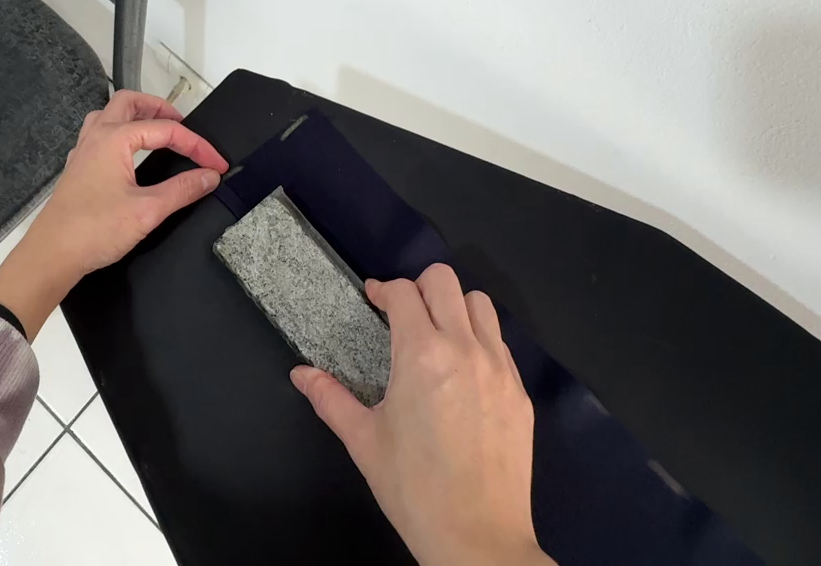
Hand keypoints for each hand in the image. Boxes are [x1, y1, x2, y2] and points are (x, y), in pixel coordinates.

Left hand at [0, 90, 226, 337]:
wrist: (50, 256)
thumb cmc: (97, 230)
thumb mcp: (147, 211)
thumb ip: (182, 190)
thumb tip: (210, 176)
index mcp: (114, 138)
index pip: (165, 131)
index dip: (197, 145)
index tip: (218, 165)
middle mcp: (96, 136)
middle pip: (129, 103)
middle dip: (160, 108)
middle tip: (184, 126)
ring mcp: (83, 151)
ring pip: (110, 115)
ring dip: (136, 115)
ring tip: (159, 131)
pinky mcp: (77, 168)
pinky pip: (100, 134)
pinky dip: (121, 133)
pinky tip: (130, 154)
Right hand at [291, 264, 552, 565]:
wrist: (478, 540)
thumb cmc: (414, 489)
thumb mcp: (364, 441)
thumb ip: (330, 398)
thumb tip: (300, 374)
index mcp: (421, 354)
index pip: (403, 292)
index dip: (383, 289)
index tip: (374, 298)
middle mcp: (463, 349)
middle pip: (444, 280)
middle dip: (419, 285)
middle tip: (404, 311)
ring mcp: (498, 368)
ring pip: (480, 304)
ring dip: (455, 306)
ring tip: (438, 331)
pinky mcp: (520, 392)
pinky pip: (500, 343)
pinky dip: (480, 339)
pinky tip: (464, 370)